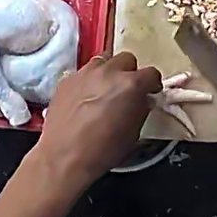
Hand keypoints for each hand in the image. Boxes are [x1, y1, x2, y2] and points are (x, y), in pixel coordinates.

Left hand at [33, 53, 162, 187]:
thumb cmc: (105, 149)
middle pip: (126, 59)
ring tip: (105, 89)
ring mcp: (85, 73)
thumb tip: (143, 100)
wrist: (64, 157)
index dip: (153, 84)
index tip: (150, 93)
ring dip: (109, 72)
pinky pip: (83, 73)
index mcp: (131, 84)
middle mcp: (109, 72)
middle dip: (130, 72)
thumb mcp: (134, 132)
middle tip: (127, 89)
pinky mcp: (66, 80)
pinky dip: (89, 81)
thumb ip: (142, 109)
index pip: (151, 73)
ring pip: (103, 61)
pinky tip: (85, 97)